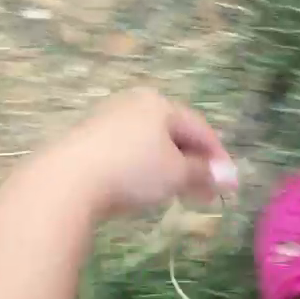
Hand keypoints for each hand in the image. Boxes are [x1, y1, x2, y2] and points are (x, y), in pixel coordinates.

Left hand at [38, 88, 238, 219]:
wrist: (69, 180)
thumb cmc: (133, 170)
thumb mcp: (177, 174)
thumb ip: (205, 174)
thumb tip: (230, 177)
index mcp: (160, 104)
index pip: (200, 129)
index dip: (218, 157)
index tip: (230, 183)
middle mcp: (134, 104)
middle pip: (175, 135)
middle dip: (195, 165)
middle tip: (208, 194)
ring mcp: (109, 120)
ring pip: (152, 145)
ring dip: (171, 168)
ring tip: (180, 194)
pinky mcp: (90, 140)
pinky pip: (131, 152)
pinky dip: (147, 169)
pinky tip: (147, 188)